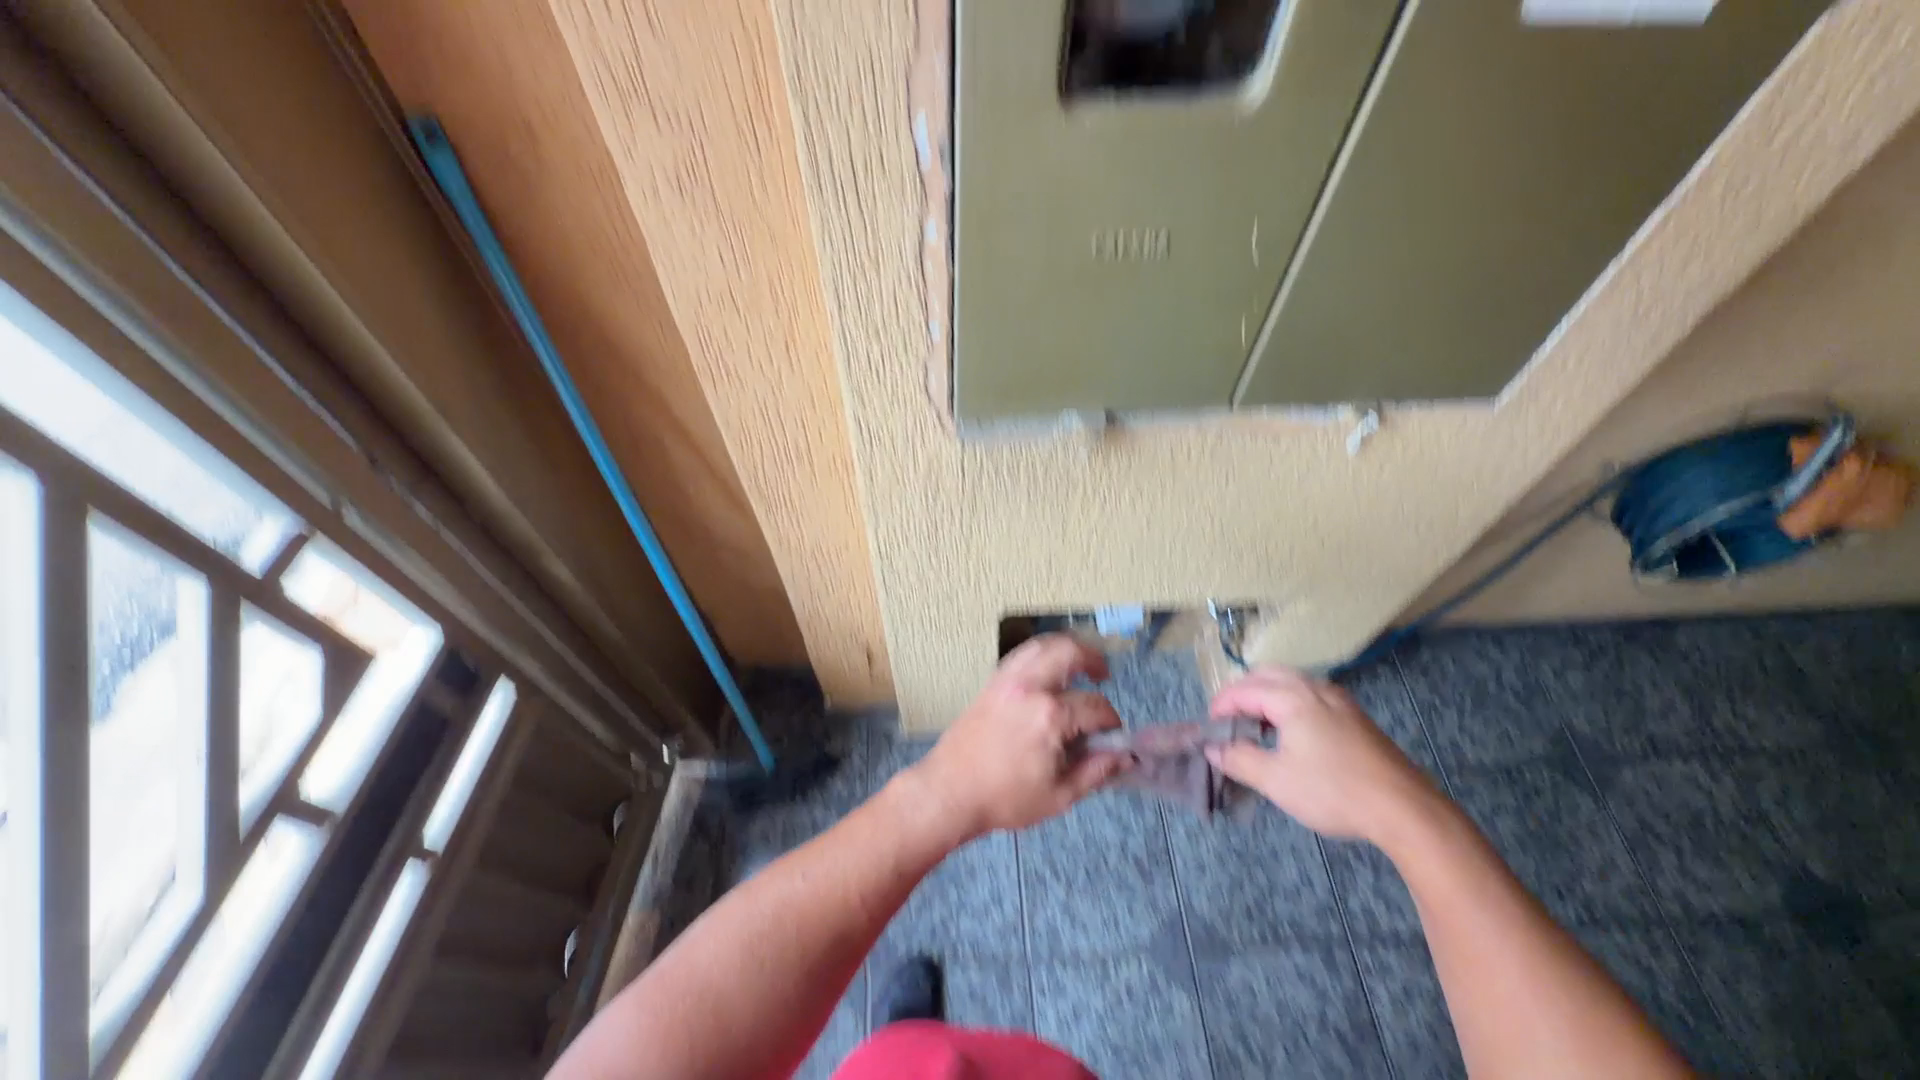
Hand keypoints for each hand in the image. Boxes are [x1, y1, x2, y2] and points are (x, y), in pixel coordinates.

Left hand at [907, 634, 1131, 840]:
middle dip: (1093, 659)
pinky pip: (1020, 656)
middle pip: (1068, 652)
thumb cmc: (1003, 800)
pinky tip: (1048, 674)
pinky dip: (1040, 656)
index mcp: (1049, 716)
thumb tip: (1125, 757)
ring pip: (1041, 645)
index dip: (1110, 721)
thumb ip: (1096, 771)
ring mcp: (1005, 682)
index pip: (1094, 707)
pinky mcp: (990, 685)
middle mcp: (1028, 688)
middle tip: (1103, 675)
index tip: (1112, 735)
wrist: (948, 793)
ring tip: (1078, 666)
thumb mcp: (1059, 796)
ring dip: (1065, 650)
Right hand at [1206, 667, 1439, 843]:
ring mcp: (1341, 701)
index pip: (1244, 689)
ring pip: (1293, 684)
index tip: (1208, 729)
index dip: (1221, 706)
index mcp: (1294, 698)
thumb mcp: (1276, 780)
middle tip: (1227, 721)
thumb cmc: (1334, 791)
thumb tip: (1214, 748)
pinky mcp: (1355, 718)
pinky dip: (1289, 705)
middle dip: (1242, 693)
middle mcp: (1317, 689)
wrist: (1403, 809)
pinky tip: (1289, 736)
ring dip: (1266, 697)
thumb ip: (1239, 759)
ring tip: (1254, 728)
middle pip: (1268, 675)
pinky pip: (1311, 697)